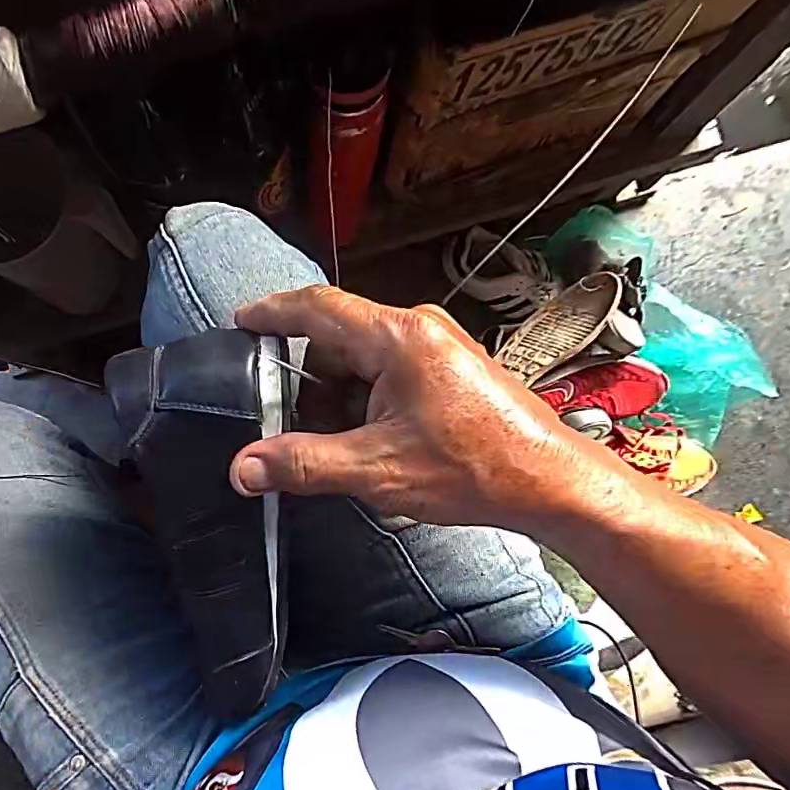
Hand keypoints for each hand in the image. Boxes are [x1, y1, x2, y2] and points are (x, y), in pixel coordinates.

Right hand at [231, 286, 626, 531]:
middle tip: (291, 425)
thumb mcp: (376, 468)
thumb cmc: (475, 468)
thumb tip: (245, 467)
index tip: (241, 321)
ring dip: (339, 398)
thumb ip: (304, 464)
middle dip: (308, 382)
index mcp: (397, 337)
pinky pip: (388, 372)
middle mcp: (417, 329)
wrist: (547, 482)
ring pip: (362, 360)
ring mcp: (436, 348)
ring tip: (340, 445)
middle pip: (337, 340)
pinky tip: (370, 441)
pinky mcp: (446, 369)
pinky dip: (366, 401)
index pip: (317, 307)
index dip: (272, 312)